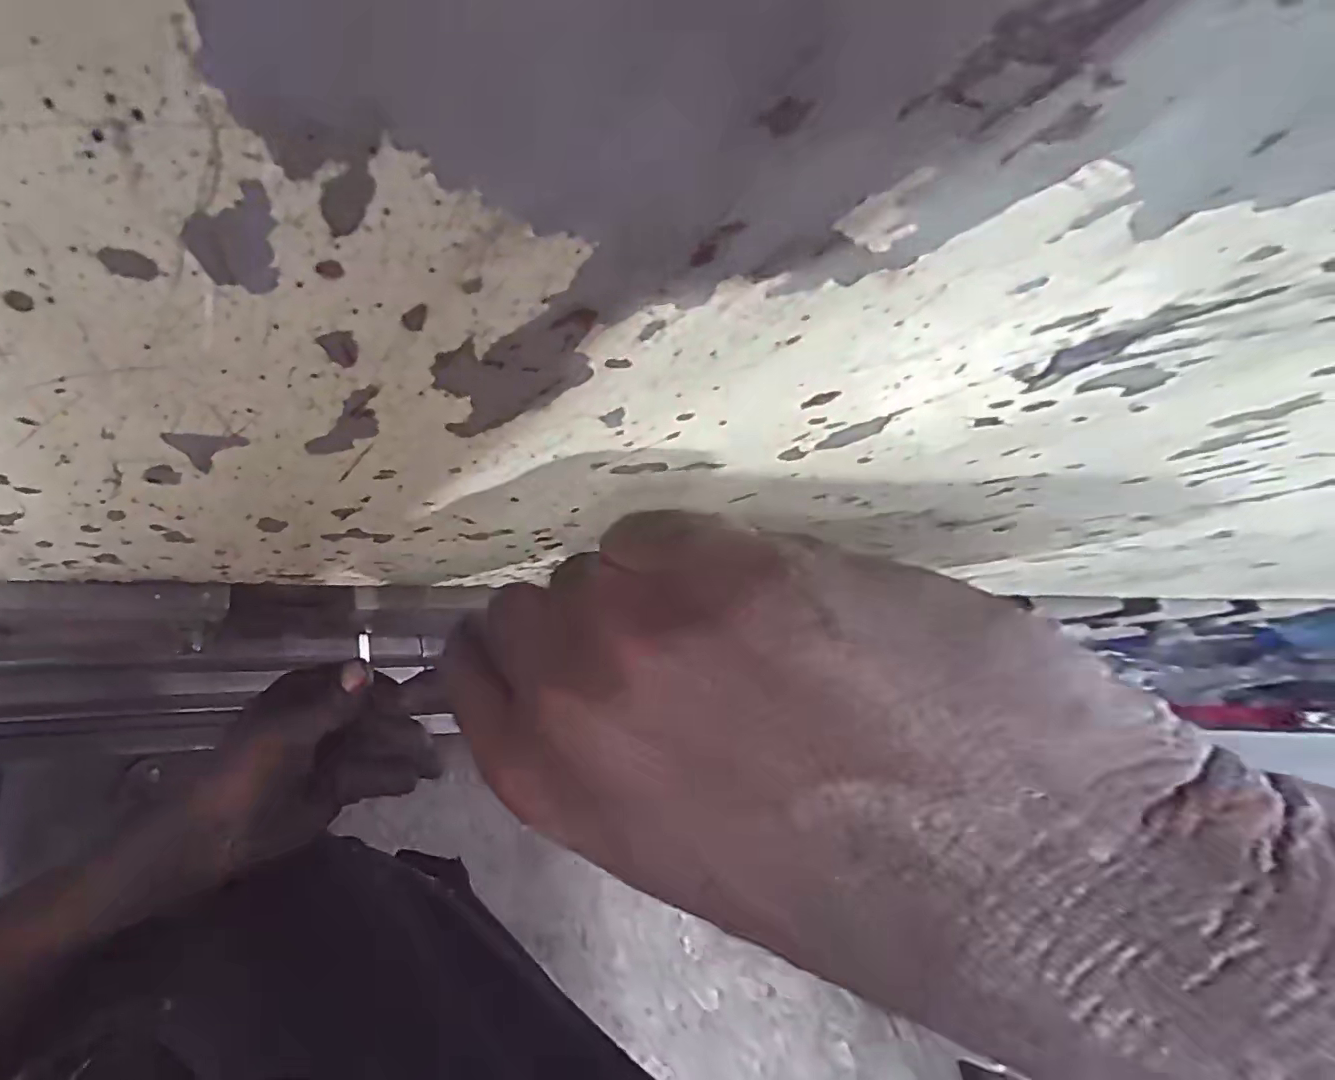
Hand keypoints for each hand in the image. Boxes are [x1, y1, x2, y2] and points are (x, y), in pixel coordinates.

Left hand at [186, 661, 441, 876]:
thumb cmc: (249, 770)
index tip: (425, 702)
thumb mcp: (289, 731)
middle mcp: (322, 718)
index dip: (389, 691)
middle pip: (371, 716)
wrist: (220, 832)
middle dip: (403, 726)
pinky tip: (414, 782)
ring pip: (374, 747)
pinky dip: (390, 777)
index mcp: (307, 693)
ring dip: (403, 752)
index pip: (357, 683)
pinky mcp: (333, 788)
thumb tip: (364, 667)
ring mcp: (328, 754)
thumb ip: (330, 703)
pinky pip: (368, 777)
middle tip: (438, 740)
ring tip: (437, 764)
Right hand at [444, 511, 1255, 1077]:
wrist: (1033, 883)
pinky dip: (695, 553)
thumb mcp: (653, 843)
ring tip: (722, 630)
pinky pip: (654, 529)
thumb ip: (575, 755)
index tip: (531, 642)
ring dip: (641, 590)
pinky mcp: (726, 570)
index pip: (466, 666)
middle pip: (517, 606)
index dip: (498, 647)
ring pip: (589, 565)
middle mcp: (568, 700)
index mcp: (545, 779)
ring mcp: (639, 631)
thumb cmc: (828, 880)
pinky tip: (763, 598)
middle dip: (571, 620)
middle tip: (644, 640)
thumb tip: (547, 675)